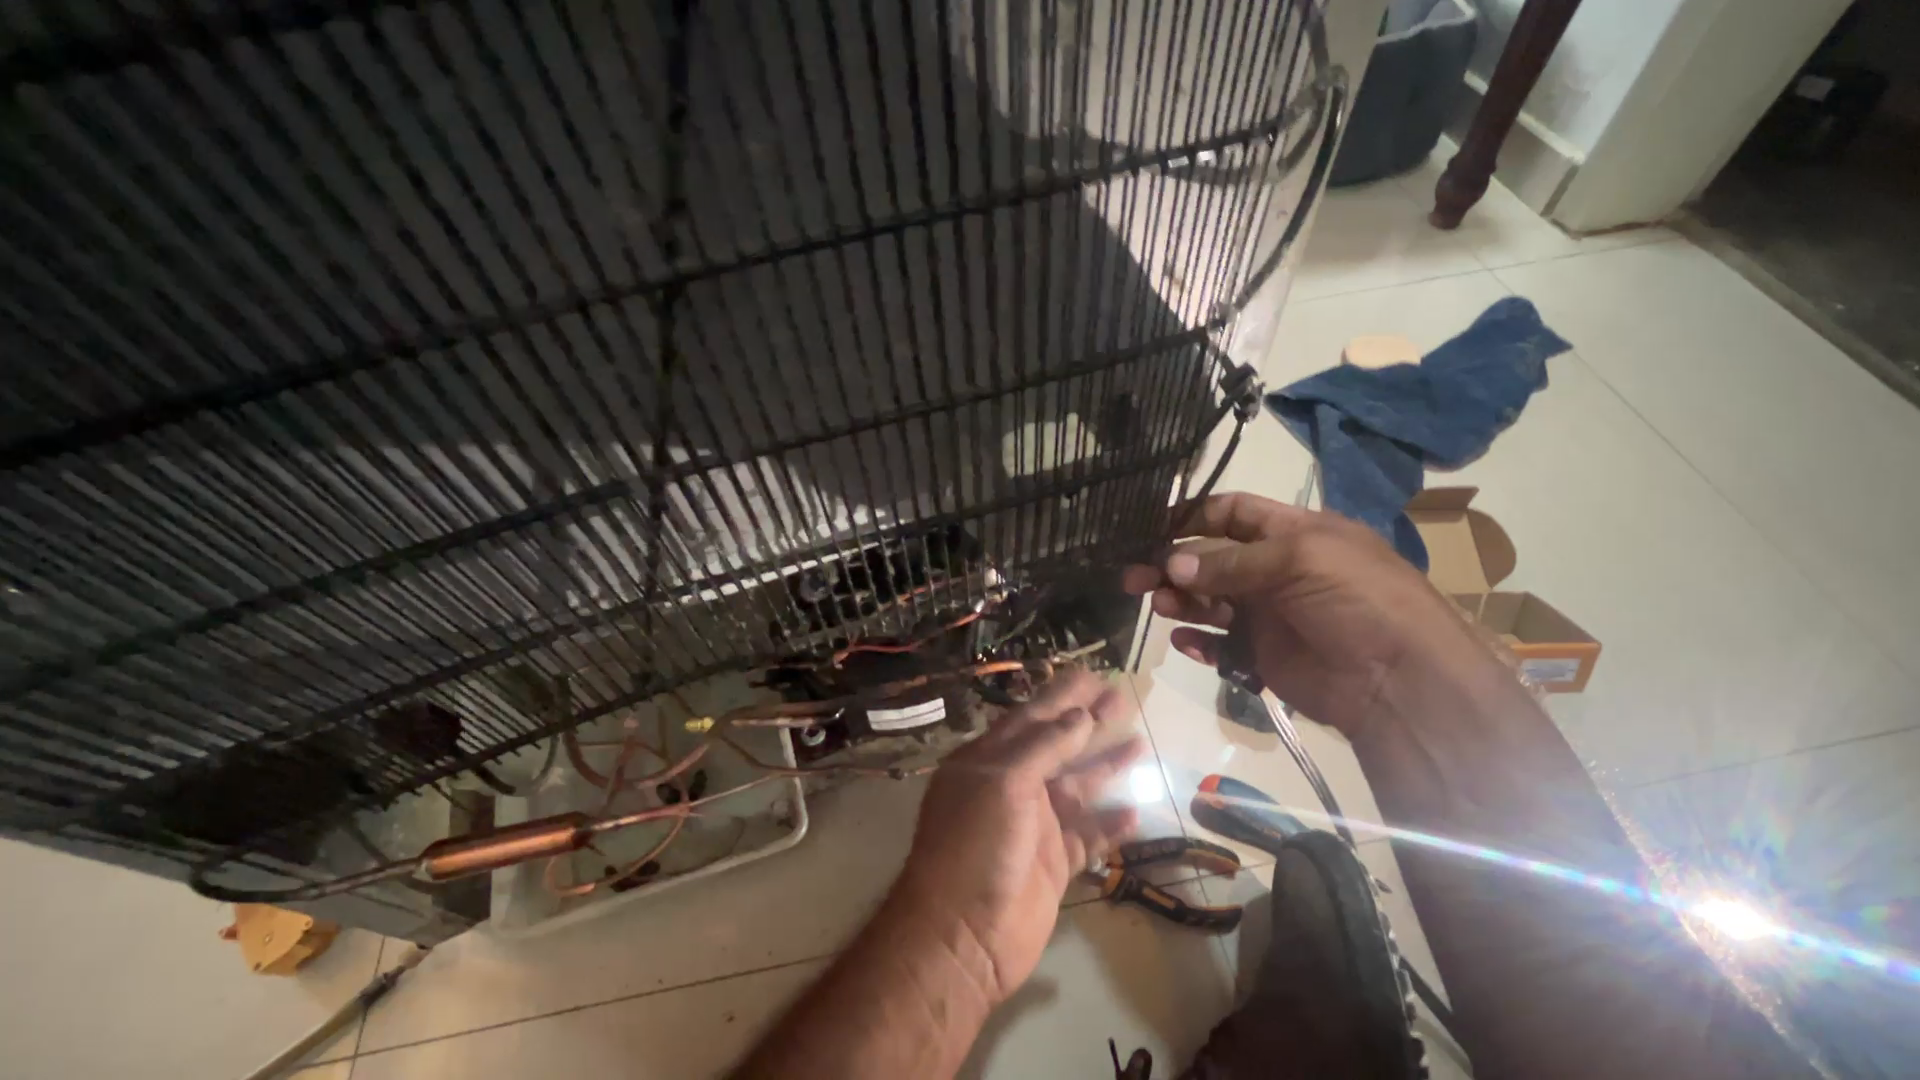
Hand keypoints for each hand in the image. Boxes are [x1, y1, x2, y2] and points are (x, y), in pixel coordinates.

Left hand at [890, 669, 1143, 1002]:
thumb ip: (1043, 747)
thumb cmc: (975, 848)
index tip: (1094, 675)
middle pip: (1057, 747)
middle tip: (1123, 699)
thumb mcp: (1003, 783)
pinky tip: (1137, 812)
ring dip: (1106, 767)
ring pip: (1076, 788)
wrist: (963, 936)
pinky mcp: (1053, 864)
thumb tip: (1079, 716)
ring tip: (1141, 743)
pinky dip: (1110, 824)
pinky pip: (1087, 836)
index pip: (1030, 717)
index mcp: (988, 762)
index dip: (1062, 696)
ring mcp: (1033, 827)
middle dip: (1089, 723)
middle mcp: (1010, 787)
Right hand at [1122, 493, 1480, 737]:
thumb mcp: (1299, 560)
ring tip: (1160, 607)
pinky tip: (1183, 642)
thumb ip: (1230, 562)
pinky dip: (1198, 642)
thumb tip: (1171, 565)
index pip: (1232, 513)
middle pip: (1210, 559)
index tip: (1149, 530)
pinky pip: (1219, 644)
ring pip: (1209, 601)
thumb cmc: (1357, 599)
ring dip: (1180, 601)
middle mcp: (1275, 569)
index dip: (1192, 517)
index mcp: (1292, 533)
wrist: (1399, 680)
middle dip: (1171, 565)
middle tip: (1133, 578)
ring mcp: (1268, 614)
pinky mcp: (1262, 655)